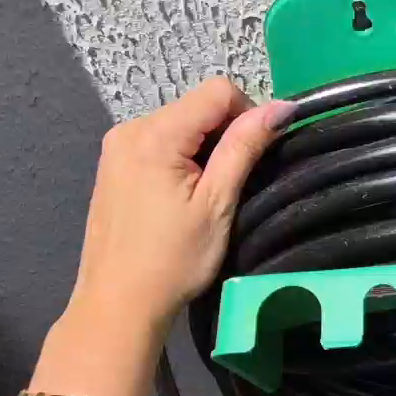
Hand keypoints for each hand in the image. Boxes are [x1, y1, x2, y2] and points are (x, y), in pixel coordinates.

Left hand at [61, 78, 292, 351]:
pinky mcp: (114, 165)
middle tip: (232, 185)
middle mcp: (130, 129)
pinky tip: (183, 197)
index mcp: (155, 134)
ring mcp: (117, 147)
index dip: (248, 114)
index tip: (255, 157)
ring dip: (205, 148)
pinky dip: (183, 157)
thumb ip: (245, 148)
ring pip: (181, 123)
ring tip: (208, 195)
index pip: (217, 92)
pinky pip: (161, 141)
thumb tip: (281, 107)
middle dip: (225, 134)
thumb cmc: (174, 259)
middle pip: (198, 106)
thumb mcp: (218, 203)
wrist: (118, 304)